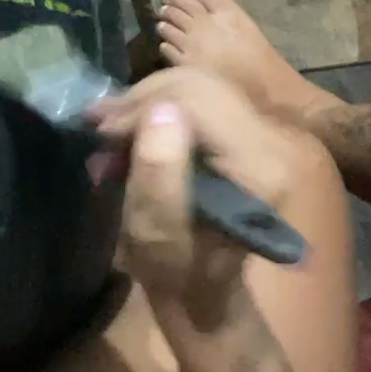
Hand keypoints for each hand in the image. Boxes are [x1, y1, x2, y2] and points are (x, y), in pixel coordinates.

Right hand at [87, 69, 328, 300]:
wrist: (203, 288)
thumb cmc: (176, 271)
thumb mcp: (158, 236)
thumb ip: (160, 175)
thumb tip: (160, 111)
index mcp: (259, 166)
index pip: (197, 101)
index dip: (142, 107)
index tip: (100, 132)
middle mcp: (272, 142)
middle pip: (198, 84)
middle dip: (140, 100)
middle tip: (98, 127)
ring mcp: (262, 135)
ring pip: (195, 83)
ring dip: (144, 102)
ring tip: (108, 131)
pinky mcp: (245, 133)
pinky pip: (197, 97)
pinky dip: (155, 108)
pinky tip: (129, 131)